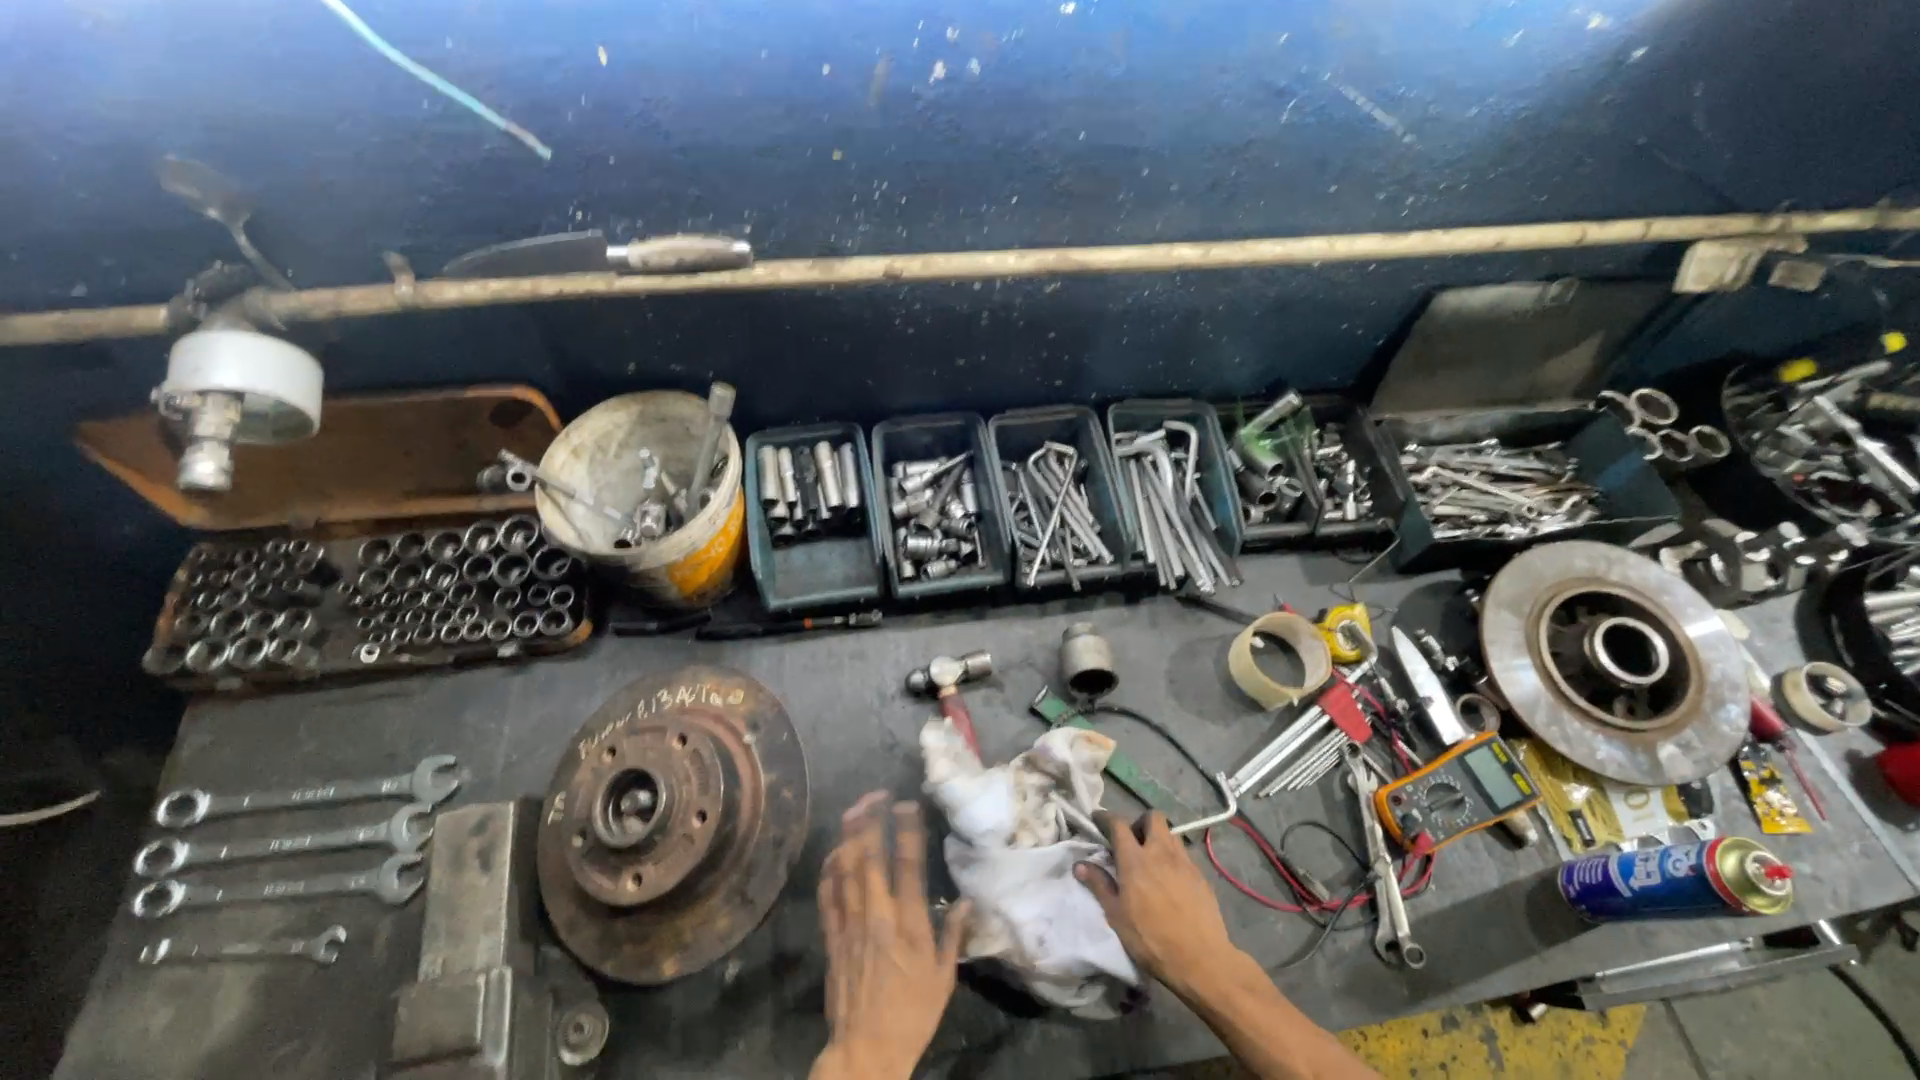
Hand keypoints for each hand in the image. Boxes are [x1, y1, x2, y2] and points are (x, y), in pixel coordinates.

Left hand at [812, 791, 971, 1079]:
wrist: (867, 1049)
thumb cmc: (913, 1014)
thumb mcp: (944, 977)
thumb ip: (953, 934)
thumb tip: (967, 901)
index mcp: (908, 924)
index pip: (907, 865)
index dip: (906, 830)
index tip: (907, 804)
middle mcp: (877, 916)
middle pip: (870, 857)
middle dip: (871, 820)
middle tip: (877, 794)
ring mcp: (850, 925)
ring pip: (845, 869)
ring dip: (849, 835)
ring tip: (854, 809)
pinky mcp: (831, 938)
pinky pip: (827, 895)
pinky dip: (829, 869)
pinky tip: (834, 852)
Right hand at [1074, 810, 1238, 988]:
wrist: (1200, 959)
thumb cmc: (1150, 939)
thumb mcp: (1116, 915)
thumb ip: (1099, 885)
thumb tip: (1080, 864)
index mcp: (1135, 860)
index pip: (1118, 824)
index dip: (1106, 818)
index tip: (1098, 821)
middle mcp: (1161, 852)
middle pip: (1153, 817)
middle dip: (1139, 822)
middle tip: (1131, 842)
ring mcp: (1185, 862)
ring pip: (1171, 834)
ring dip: (1158, 838)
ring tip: (1151, 861)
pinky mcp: (1201, 876)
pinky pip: (1184, 855)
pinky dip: (1173, 858)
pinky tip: (1169, 880)